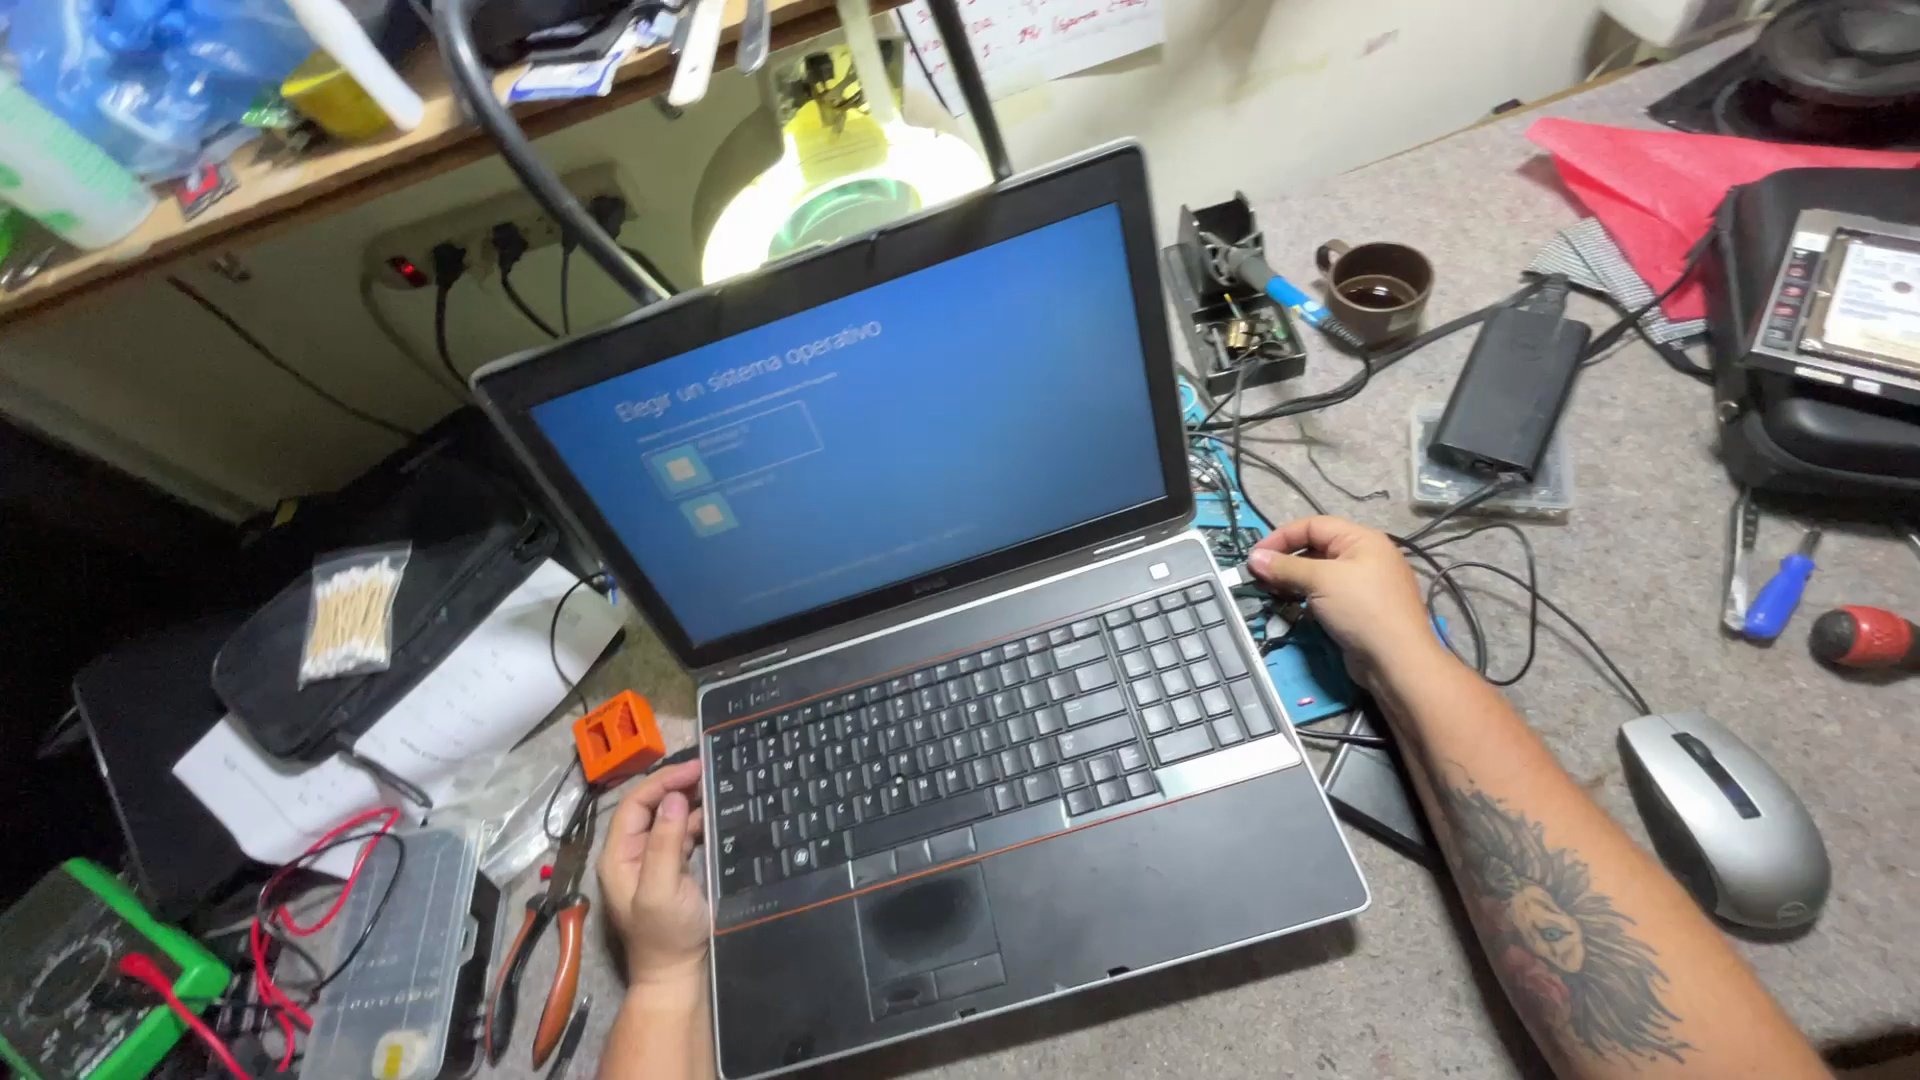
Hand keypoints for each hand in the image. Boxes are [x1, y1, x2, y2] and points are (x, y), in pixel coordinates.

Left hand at [596, 760, 708, 986]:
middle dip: (677, 784)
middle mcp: (633, 852)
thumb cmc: (666, 935)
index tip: (694, 769)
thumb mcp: (662, 889)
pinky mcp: (674, 866)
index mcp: (619, 856)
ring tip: (715, 785)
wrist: (678, 973)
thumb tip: (674, 798)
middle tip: (708, 771)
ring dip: (690, 798)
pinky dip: (699, 817)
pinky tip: (716, 810)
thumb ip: (665, 843)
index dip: (662, 781)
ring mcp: (654, 859)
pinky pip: (684, 831)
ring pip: (669, 815)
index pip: (635, 804)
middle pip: (651, 805)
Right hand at [1246, 516, 1439, 682]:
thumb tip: (1253, 558)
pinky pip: (1324, 594)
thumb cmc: (1361, 609)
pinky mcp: (1356, 608)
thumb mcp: (1320, 581)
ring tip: (1270, 592)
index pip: (1313, 525)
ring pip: (1317, 574)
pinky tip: (1290, 607)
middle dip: (1284, 561)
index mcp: (1361, 540)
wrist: (1396, 660)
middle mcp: (1363, 557)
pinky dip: (1305, 597)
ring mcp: (1361, 584)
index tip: (1255, 556)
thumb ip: (1285, 567)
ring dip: (1292, 581)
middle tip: (1259, 577)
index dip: (1281, 537)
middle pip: (1314, 548)